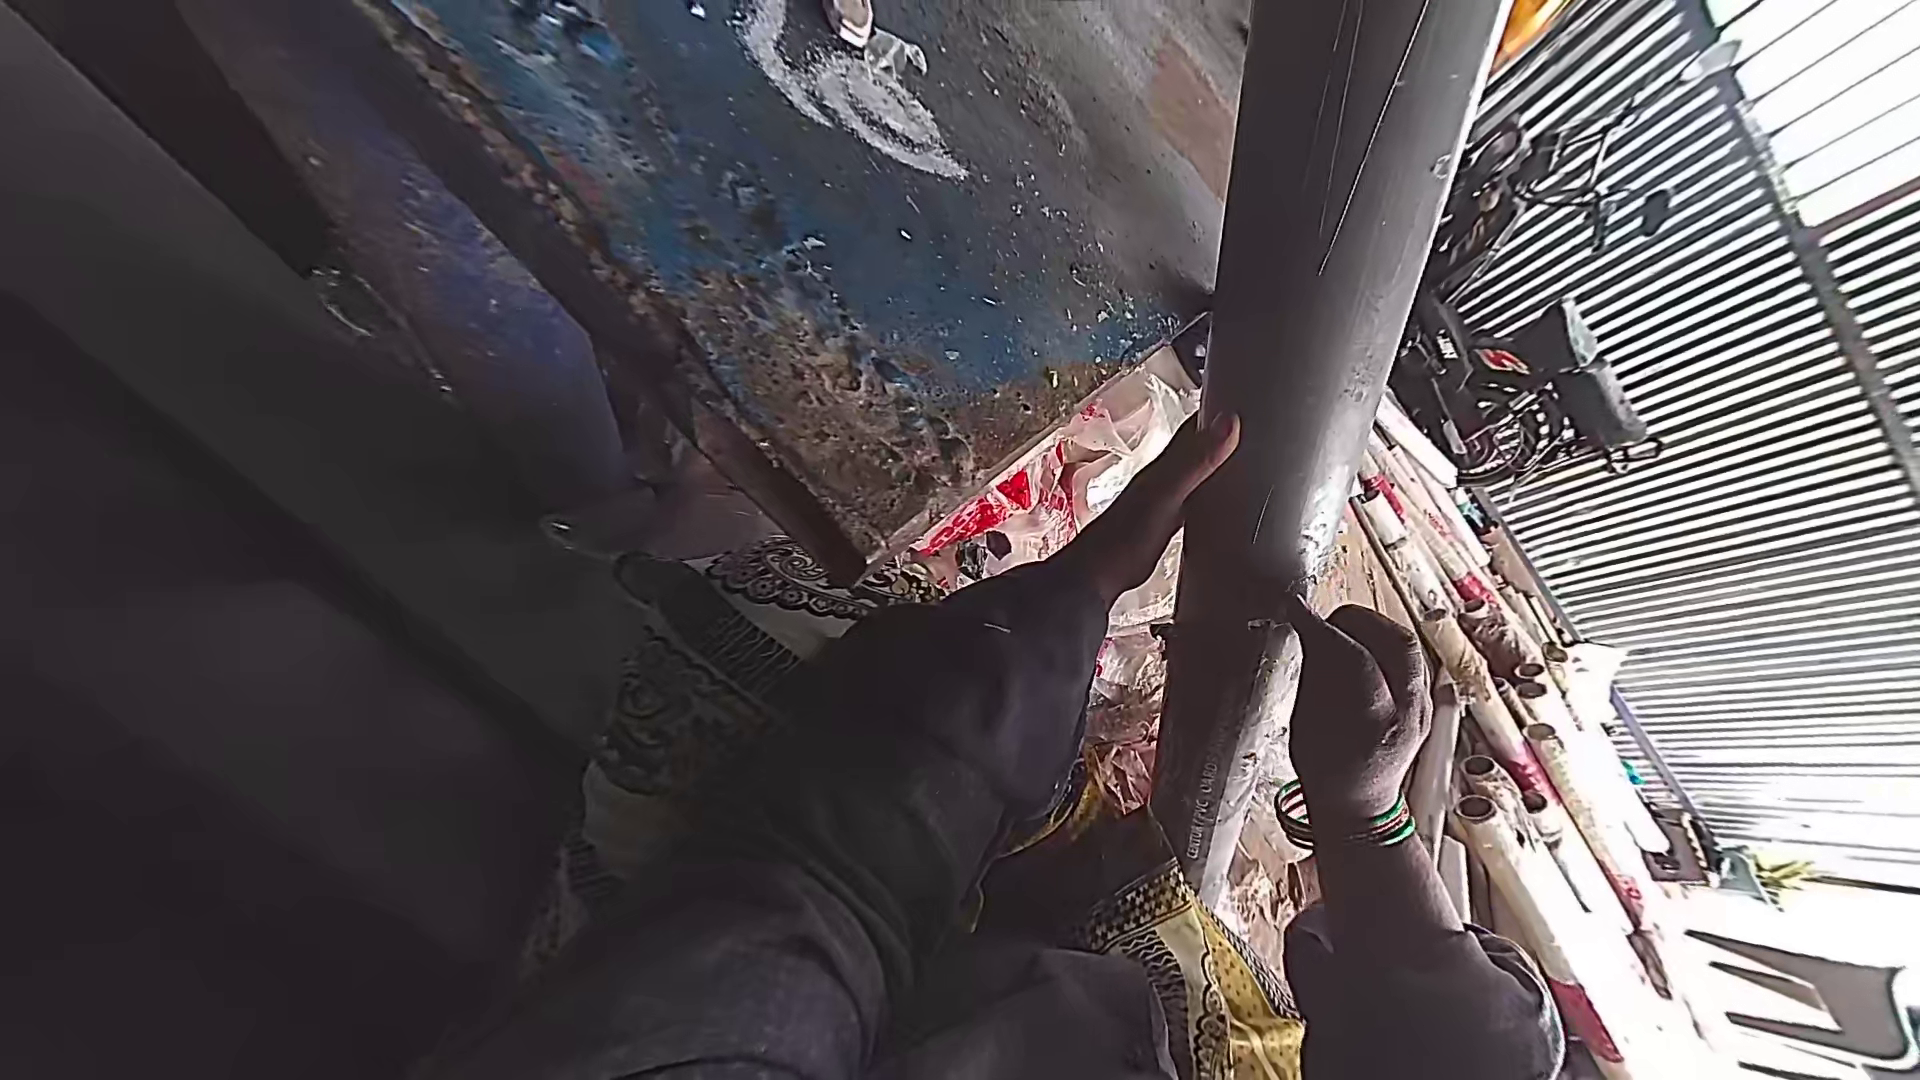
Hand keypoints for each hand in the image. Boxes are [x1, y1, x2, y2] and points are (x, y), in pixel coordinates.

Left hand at [1053, 410, 1239, 601]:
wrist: (1098, 575)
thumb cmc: (1124, 536)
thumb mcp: (1165, 496)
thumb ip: (1193, 462)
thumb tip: (1227, 422)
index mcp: (1163, 467)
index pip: (1194, 429)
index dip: (1218, 413)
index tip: (1249, 403)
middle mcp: (1163, 480)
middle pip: (1198, 451)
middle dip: (1224, 441)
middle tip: (1260, 435)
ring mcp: (1163, 503)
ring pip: (1198, 477)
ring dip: (1219, 470)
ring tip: (1252, 467)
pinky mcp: (1165, 527)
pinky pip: (1196, 504)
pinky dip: (1212, 499)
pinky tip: (1226, 507)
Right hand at [1287, 599, 1431, 828]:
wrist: (1360, 804)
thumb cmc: (1326, 767)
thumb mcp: (1307, 722)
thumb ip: (1316, 675)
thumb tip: (1308, 633)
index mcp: (1376, 722)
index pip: (1355, 657)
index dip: (1322, 627)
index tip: (1296, 609)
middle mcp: (1411, 712)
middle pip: (1397, 642)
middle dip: (1355, 620)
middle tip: (1323, 619)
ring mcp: (1424, 706)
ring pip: (1408, 645)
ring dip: (1370, 628)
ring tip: (1338, 630)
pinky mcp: (1425, 702)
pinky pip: (1408, 658)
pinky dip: (1380, 642)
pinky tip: (1357, 645)